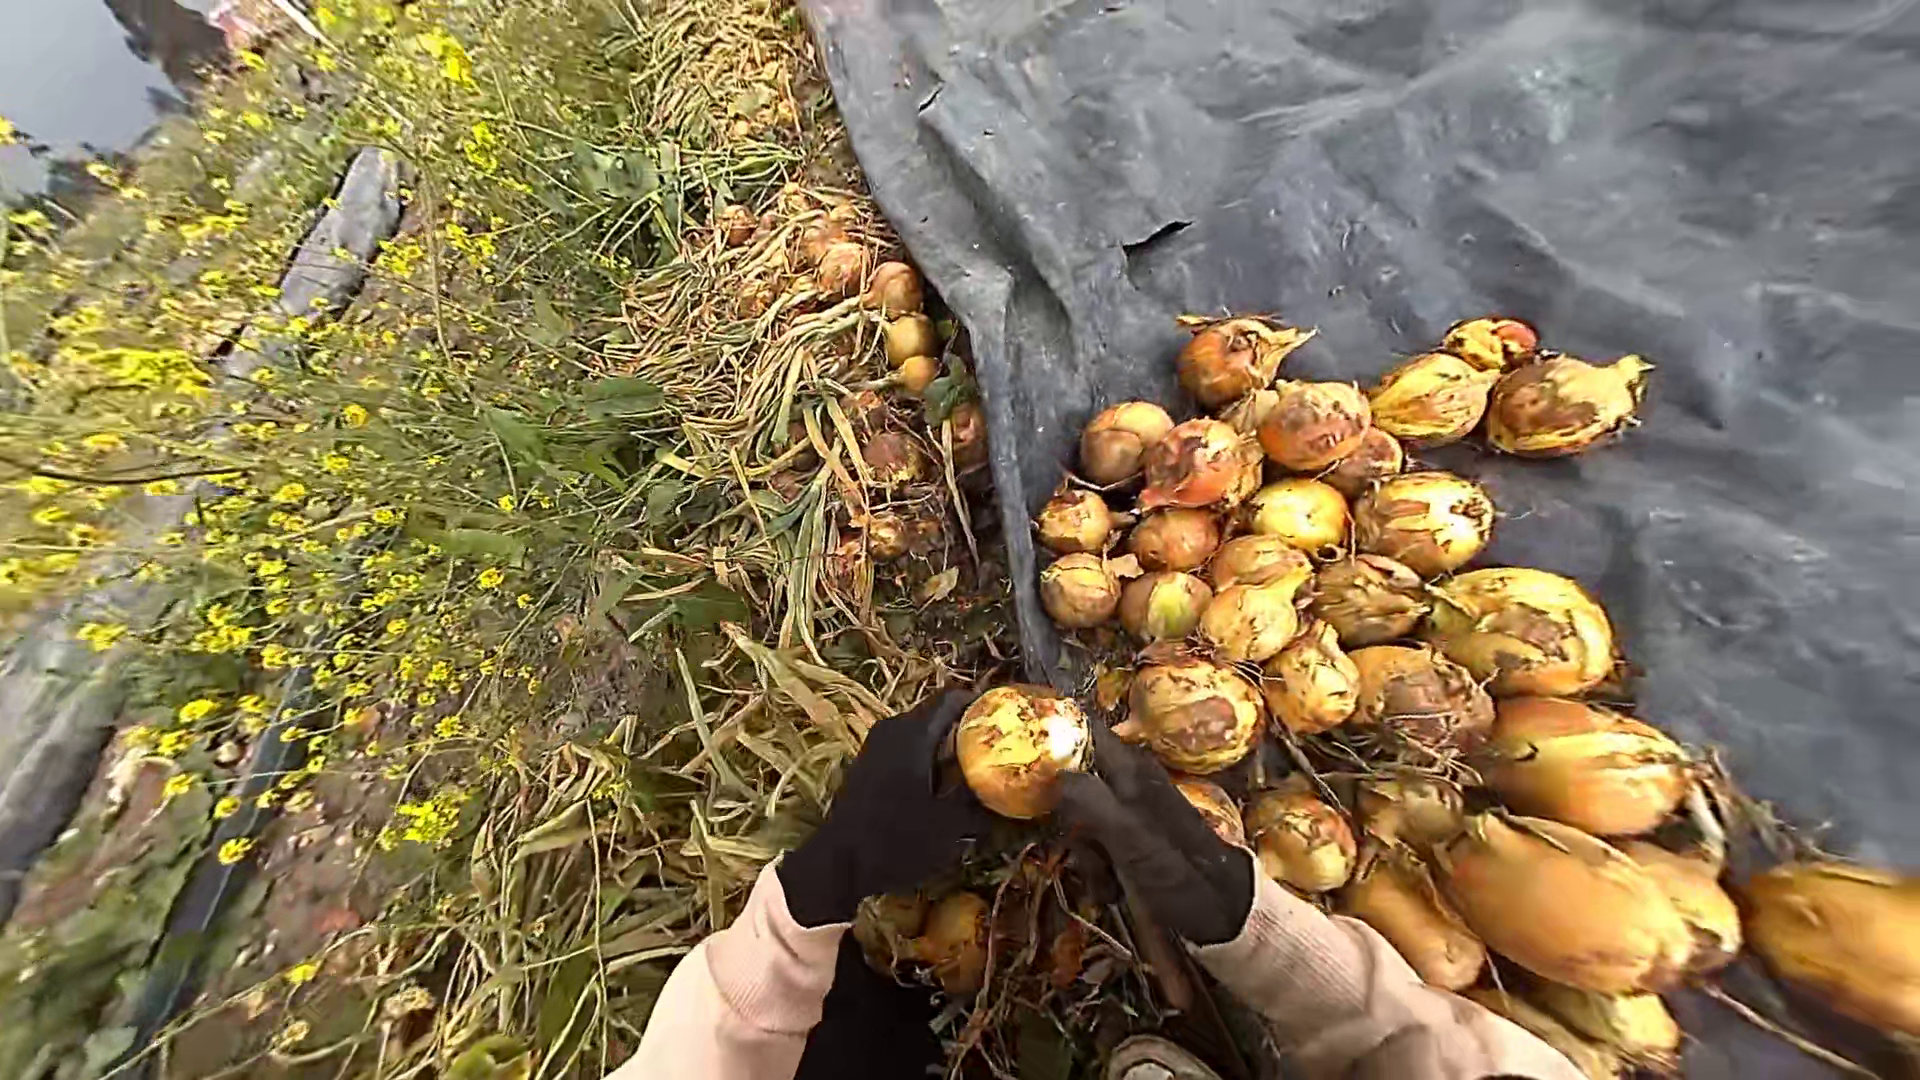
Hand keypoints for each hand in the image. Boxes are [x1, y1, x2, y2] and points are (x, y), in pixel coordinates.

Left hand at [779, 690, 993, 926]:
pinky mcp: (868, 757)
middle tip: (989, 747)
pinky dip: (924, 751)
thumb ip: (977, 799)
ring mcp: (877, 741)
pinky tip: (936, 781)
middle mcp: (894, 727)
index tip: (999, 717)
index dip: (978, 701)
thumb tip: (1003, 788)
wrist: (837, 862)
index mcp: (915, 733)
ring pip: (919, 727)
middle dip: (963, 724)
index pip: (951, 696)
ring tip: (967, 766)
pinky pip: (904, 741)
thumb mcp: (947, 825)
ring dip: (943, 740)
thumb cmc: (896, 839)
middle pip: (936, 710)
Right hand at [1055, 723, 1254, 946]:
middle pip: (1075, 779)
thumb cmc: (1176, 869)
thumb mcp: (1127, 834)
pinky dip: (1099, 864)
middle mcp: (1127, 779)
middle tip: (1084, 850)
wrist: (1224, 914)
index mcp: (1127, 767)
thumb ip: (1088, 798)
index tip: (1033, 766)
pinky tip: (1111, 889)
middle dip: (1072, 820)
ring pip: (1083, 814)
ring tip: (1104, 882)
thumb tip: (1054, 775)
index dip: (1056, 737)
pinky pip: (1099, 838)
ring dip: (1085, 851)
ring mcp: (1131, 808)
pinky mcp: (1134, 835)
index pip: (1083, 729)